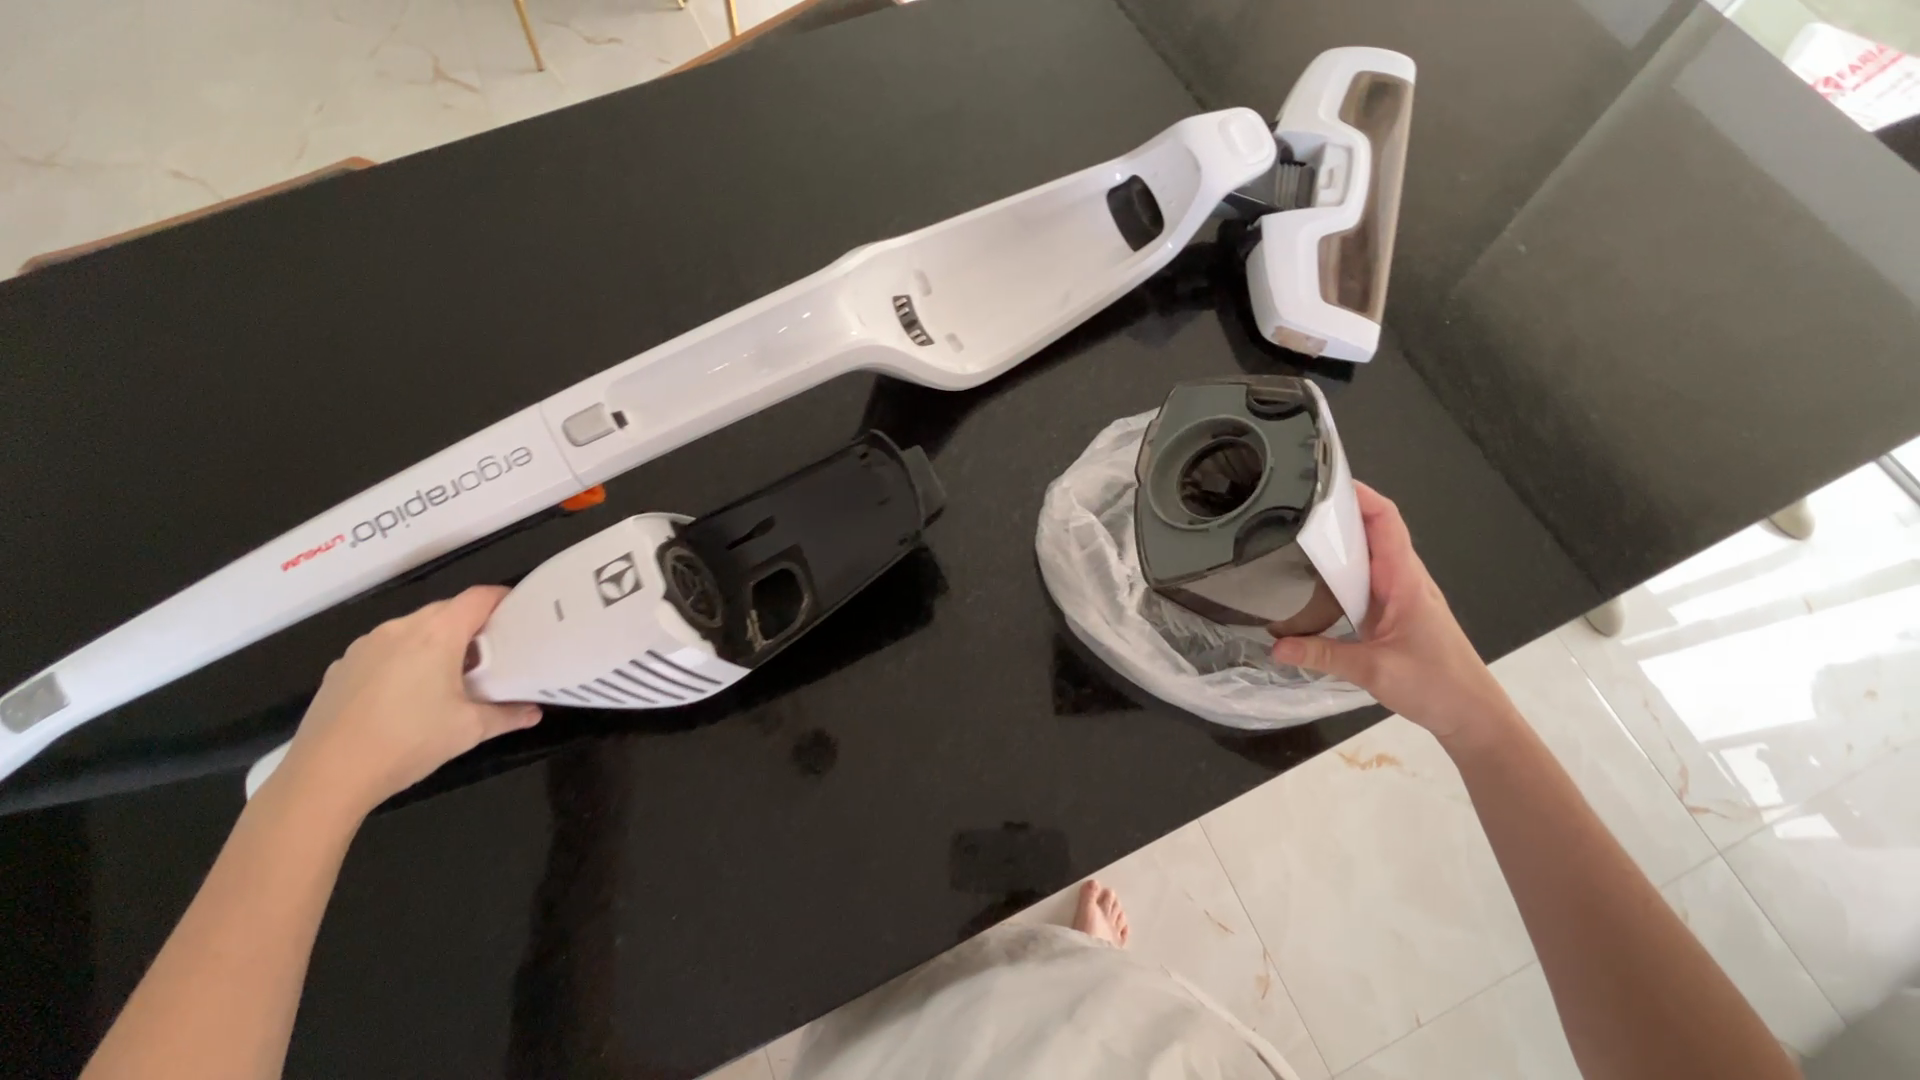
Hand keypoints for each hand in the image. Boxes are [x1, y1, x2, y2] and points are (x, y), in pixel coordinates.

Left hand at [267, 587, 541, 817]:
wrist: (326, 775)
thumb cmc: (408, 742)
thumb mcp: (469, 730)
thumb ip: (507, 715)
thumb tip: (534, 711)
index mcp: (437, 635)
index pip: (478, 598)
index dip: (502, 599)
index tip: (520, 613)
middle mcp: (400, 629)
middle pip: (446, 610)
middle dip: (472, 625)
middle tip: (493, 652)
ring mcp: (365, 646)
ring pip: (413, 629)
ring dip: (436, 642)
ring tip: (450, 675)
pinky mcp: (342, 666)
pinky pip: (385, 649)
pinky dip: (404, 659)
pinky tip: (406, 695)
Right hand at [1270, 483, 1512, 745]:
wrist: (1472, 715)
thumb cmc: (1435, 685)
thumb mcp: (1373, 670)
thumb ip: (1322, 656)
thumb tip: (1275, 647)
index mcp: (1405, 580)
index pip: (1386, 520)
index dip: (1359, 495)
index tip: (1324, 482)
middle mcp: (1403, 580)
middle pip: (1373, 530)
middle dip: (1338, 512)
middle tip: (1293, 506)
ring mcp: (1399, 596)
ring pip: (1367, 555)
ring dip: (1338, 541)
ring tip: (1295, 533)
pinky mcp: (1392, 613)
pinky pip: (1364, 580)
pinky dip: (1340, 570)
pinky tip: (1313, 577)